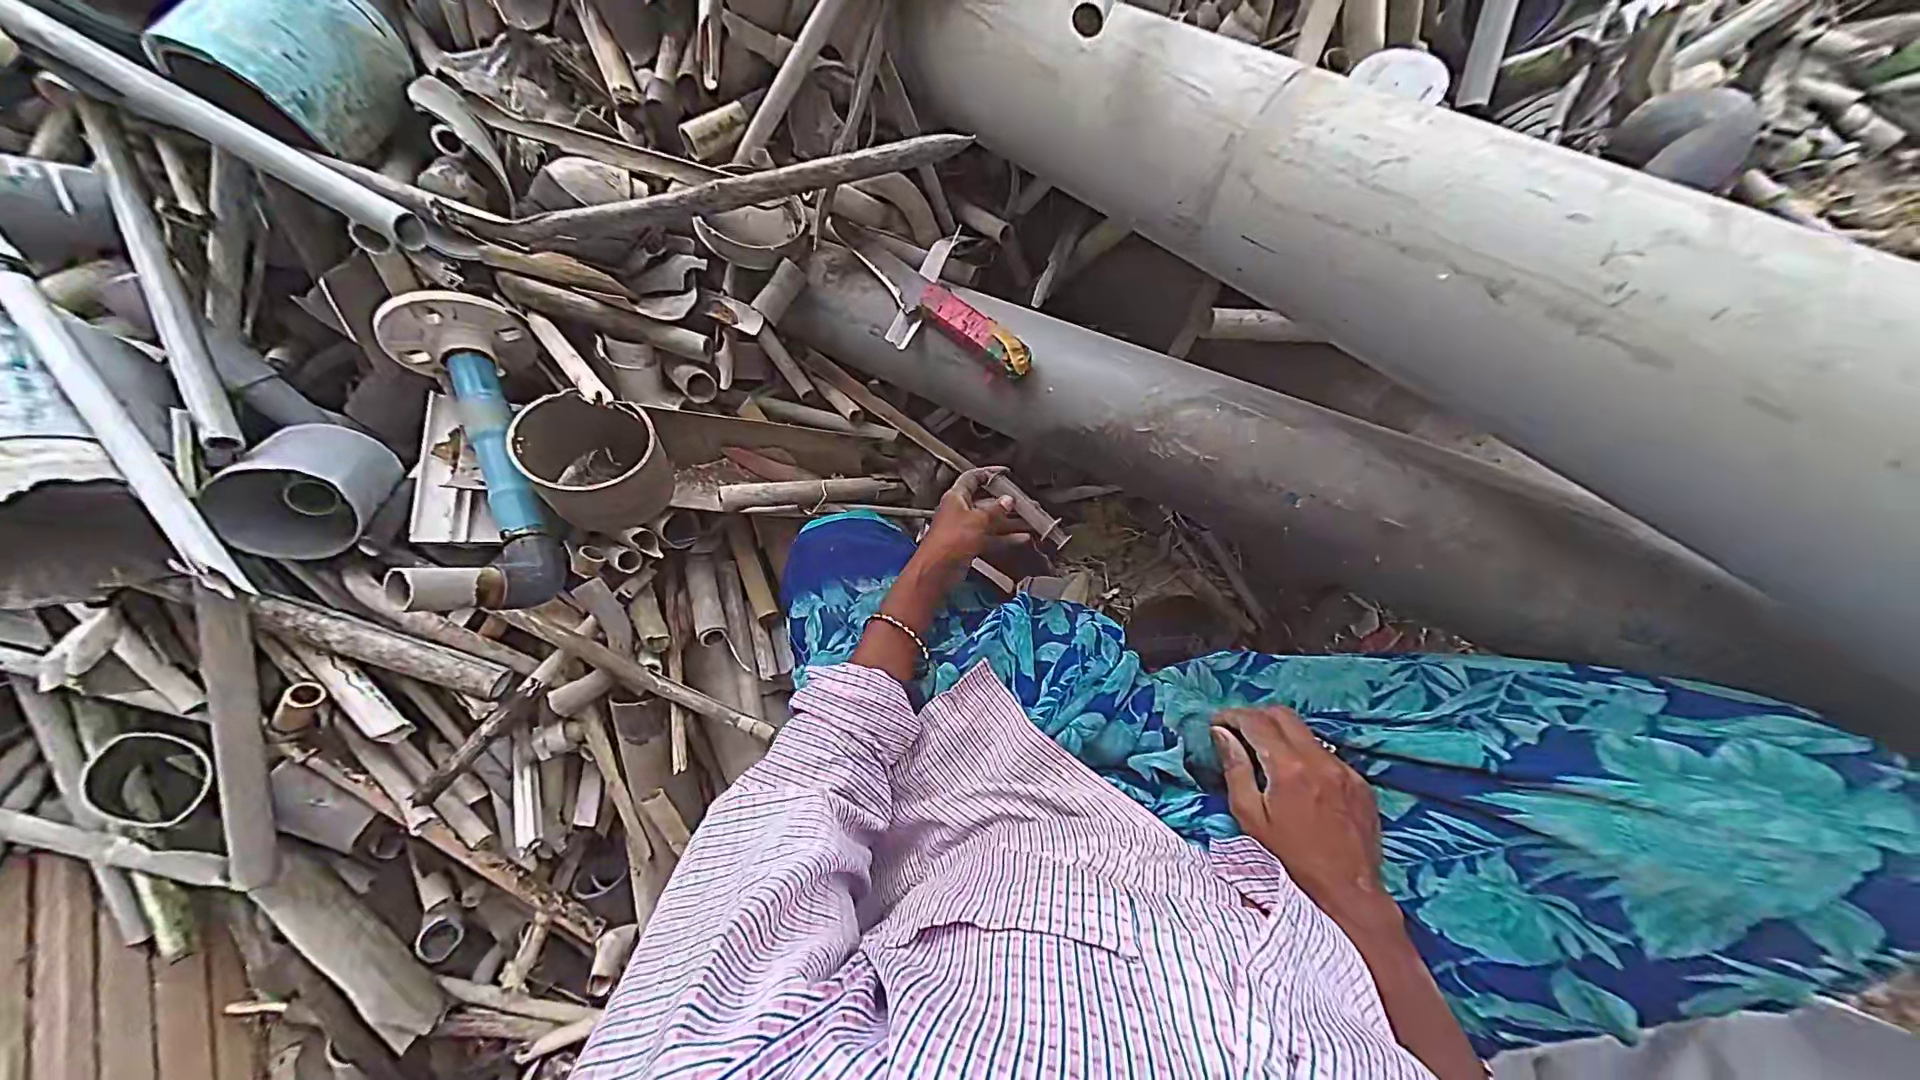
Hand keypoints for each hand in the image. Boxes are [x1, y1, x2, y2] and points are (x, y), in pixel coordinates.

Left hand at [912, 467, 1031, 592]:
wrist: (938, 570)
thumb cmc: (951, 540)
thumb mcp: (978, 519)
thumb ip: (995, 509)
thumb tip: (1008, 501)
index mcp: (956, 498)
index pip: (972, 478)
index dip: (988, 473)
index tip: (1003, 473)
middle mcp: (959, 511)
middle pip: (984, 501)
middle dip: (1004, 503)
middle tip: (1023, 503)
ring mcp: (964, 529)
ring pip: (990, 521)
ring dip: (1008, 522)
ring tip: (1028, 521)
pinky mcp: (968, 546)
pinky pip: (990, 538)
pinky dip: (1004, 538)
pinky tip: (1020, 538)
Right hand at [1210, 707, 1390, 919]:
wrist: (1348, 892)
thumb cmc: (1289, 859)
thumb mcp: (1249, 816)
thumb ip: (1235, 769)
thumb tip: (1222, 734)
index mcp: (1289, 768)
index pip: (1257, 721)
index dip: (1232, 715)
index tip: (1217, 722)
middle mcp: (1320, 760)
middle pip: (1283, 715)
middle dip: (1256, 716)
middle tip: (1237, 731)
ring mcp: (1344, 769)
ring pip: (1305, 732)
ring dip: (1280, 733)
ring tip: (1263, 753)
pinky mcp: (1359, 782)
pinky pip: (1325, 753)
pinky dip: (1304, 754)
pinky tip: (1296, 777)